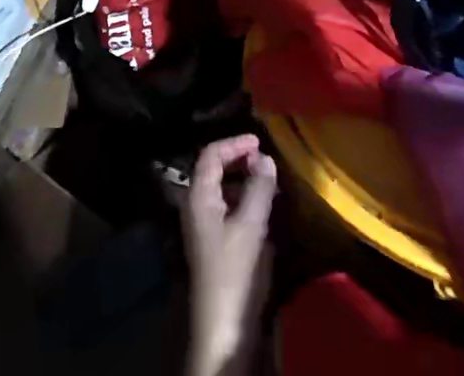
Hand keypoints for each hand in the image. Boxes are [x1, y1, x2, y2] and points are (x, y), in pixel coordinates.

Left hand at [181, 135, 277, 375]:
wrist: (222, 323)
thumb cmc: (235, 270)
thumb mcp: (251, 227)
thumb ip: (259, 190)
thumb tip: (265, 157)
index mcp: (198, 195)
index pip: (211, 154)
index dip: (234, 143)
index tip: (259, 140)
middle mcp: (195, 203)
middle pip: (213, 169)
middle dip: (238, 159)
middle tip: (265, 158)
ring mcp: (202, 223)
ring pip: (221, 188)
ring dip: (243, 179)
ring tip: (269, 178)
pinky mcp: (213, 240)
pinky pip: (226, 206)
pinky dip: (243, 198)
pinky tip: (262, 206)